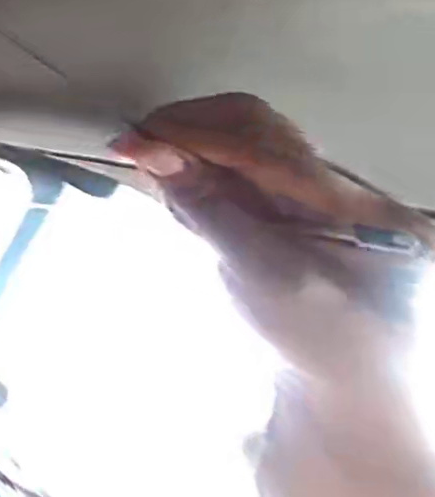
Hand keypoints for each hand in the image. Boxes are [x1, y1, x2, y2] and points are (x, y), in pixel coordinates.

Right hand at [111, 94, 432, 384]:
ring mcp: (316, 187)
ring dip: (184, 146)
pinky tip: (185, 192)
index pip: (265, 150)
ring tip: (169, 188)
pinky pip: (226, 152)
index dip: (192, 139)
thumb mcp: (260, 274)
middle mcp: (346, 189)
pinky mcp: (284, 189)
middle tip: (140, 151)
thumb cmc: (317, 335)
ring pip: (235, 131)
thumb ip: (205, 208)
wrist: (341, 371)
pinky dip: (190, 161)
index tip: (131, 142)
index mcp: (364, 213)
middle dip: (188, 130)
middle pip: (253, 124)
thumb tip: (151, 151)